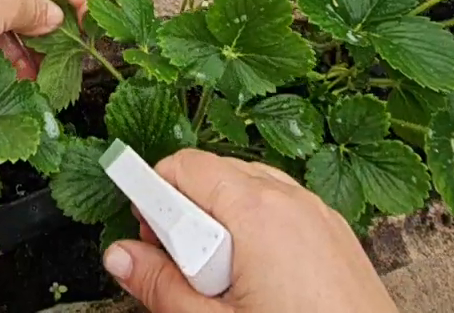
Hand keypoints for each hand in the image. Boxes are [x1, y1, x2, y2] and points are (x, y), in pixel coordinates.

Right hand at [103, 150, 396, 312]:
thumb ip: (161, 286)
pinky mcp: (335, 234)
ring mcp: (317, 213)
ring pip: (246, 188)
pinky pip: (280, 207)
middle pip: (213, 174)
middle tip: (179, 269)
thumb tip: (119, 254)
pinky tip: (257, 280)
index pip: (182, 167)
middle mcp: (288, 199)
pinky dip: (257, 228)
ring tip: (221, 282)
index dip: (152, 195)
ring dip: (221, 221)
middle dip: (186, 214)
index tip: (139, 228)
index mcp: (256, 211)